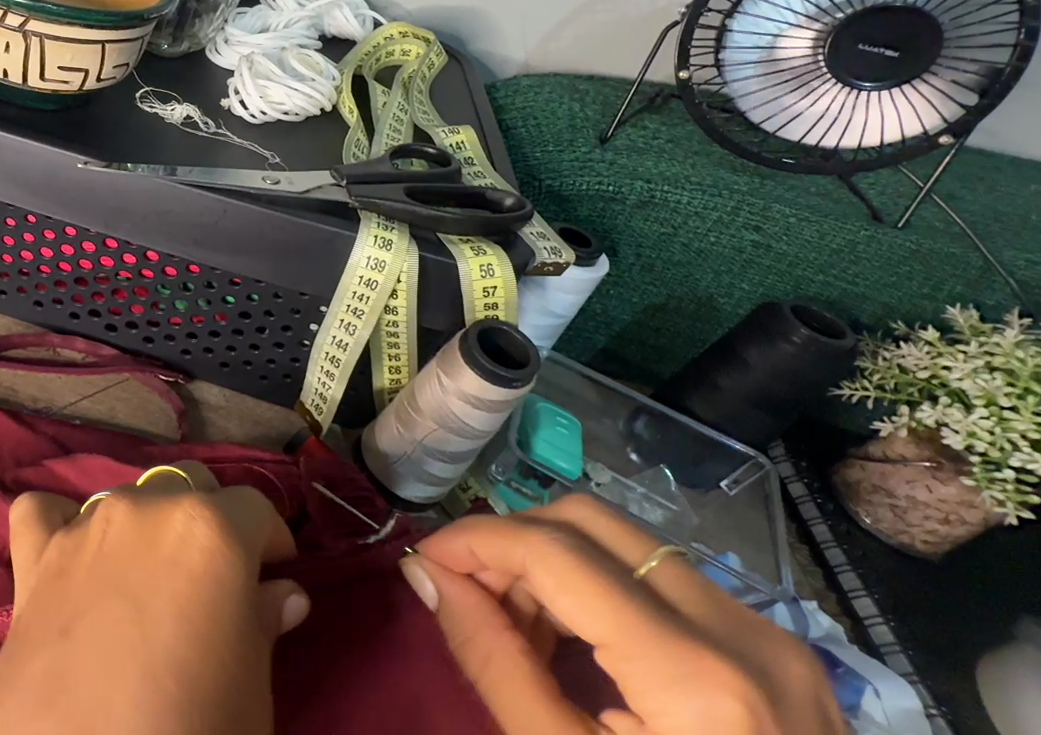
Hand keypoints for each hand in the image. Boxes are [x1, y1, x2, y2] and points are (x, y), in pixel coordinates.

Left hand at [0, 461, 309, 734]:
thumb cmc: (189, 726)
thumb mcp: (250, 688)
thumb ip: (263, 623)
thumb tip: (282, 593)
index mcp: (210, 529)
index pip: (255, 508)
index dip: (271, 542)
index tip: (275, 577)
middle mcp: (146, 509)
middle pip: (189, 486)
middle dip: (211, 521)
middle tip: (217, 581)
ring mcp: (84, 526)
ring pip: (127, 498)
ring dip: (146, 526)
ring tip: (150, 581)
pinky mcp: (34, 556)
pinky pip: (45, 512)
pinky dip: (62, 523)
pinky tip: (75, 555)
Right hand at [406, 493, 840, 734]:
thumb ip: (494, 663)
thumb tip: (426, 574)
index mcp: (696, 677)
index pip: (554, 552)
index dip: (473, 541)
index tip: (423, 561)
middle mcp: (742, 630)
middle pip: (589, 523)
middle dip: (511, 541)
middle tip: (467, 593)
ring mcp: (770, 636)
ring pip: (625, 543)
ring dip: (549, 563)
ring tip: (516, 627)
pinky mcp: (778, 650)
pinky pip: (661, 579)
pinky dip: (595, 587)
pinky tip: (572, 641)